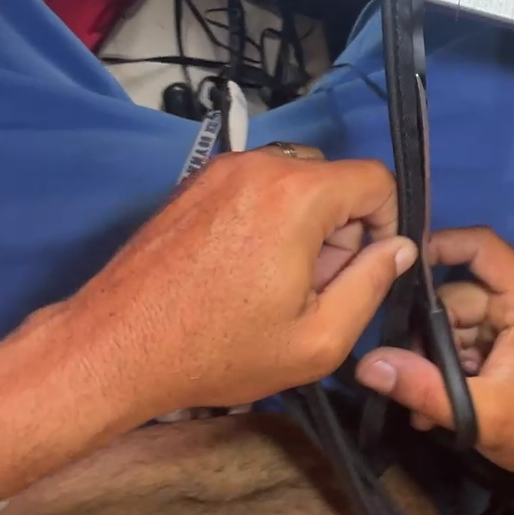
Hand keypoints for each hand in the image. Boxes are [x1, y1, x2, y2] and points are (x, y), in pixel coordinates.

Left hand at [46, 148, 416, 419]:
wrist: (114, 347)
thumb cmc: (218, 349)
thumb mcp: (318, 339)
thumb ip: (372, 284)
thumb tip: (399, 248)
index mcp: (297, 195)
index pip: (376, 180)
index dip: (387, 224)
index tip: (367, 268)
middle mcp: (261, 164)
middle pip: (336, 179)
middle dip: (343, 228)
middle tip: (315, 286)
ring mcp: (223, 168)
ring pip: (298, 180)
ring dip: (308, 222)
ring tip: (278, 280)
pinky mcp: (197, 181)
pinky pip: (259, 184)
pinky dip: (271, 215)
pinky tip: (244, 267)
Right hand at [353, 227, 513, 491]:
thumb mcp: (481, 414)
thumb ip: (424, 388)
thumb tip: (368, 365)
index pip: (482, 246)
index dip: (442, 244)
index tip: (399, 263)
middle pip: (456, 295)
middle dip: (428, 335)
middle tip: (406, 372)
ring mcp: (511, 324)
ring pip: (453, 323)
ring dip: (435, 359)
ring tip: (422, 405)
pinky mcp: (504, 346)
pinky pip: (463, 343)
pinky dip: (447, 369)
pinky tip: (435, 406)